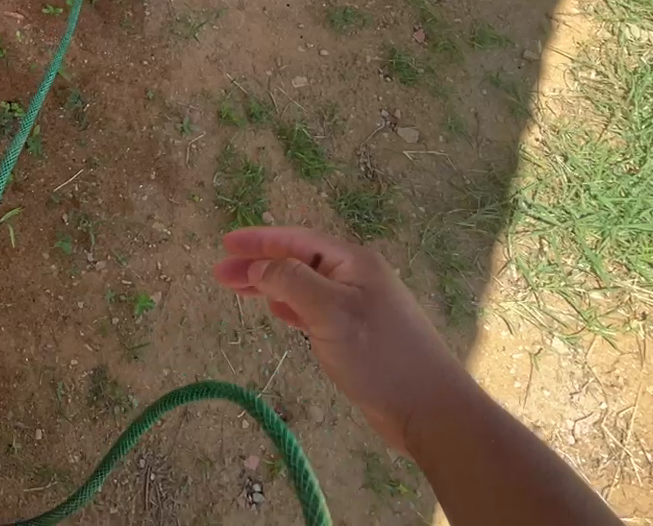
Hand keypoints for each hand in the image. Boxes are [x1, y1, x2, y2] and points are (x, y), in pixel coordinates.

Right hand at [213, 226, 472, 451]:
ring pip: (303, 285)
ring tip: (238, 290)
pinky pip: (314, 308)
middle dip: (258, 264)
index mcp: (352, 262)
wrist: (432, 412)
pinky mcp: (358, 333)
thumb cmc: (380, 354)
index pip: (296, 240)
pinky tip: (276, 309)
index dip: (258, 240)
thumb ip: (289, 281)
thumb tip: (259, 267)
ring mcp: (358, 305)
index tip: (225, 243)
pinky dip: (290, 305)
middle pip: (297, 261)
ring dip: (269, 285)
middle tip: (221, 274)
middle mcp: (356, 277)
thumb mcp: (329, 311)